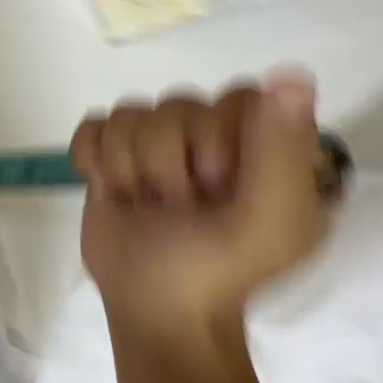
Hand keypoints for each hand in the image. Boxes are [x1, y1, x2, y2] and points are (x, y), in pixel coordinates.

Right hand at [71, 72, 332, 343]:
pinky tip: (109, 190)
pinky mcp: (112, 154)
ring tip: (144, 204)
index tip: (219, 184)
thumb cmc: (217, 269)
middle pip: (175, 104)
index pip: (236, 98)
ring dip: (128, 166)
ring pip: (129, 114)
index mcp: (268, 149)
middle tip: (178, 205)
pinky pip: (92, 126)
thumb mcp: (269, 221)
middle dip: (165, 161)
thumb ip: (279, 150)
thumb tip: (290, 76)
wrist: (150, 306)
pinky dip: (92, 160)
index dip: (217, 137)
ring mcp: (158, 145)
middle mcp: (215, 138)